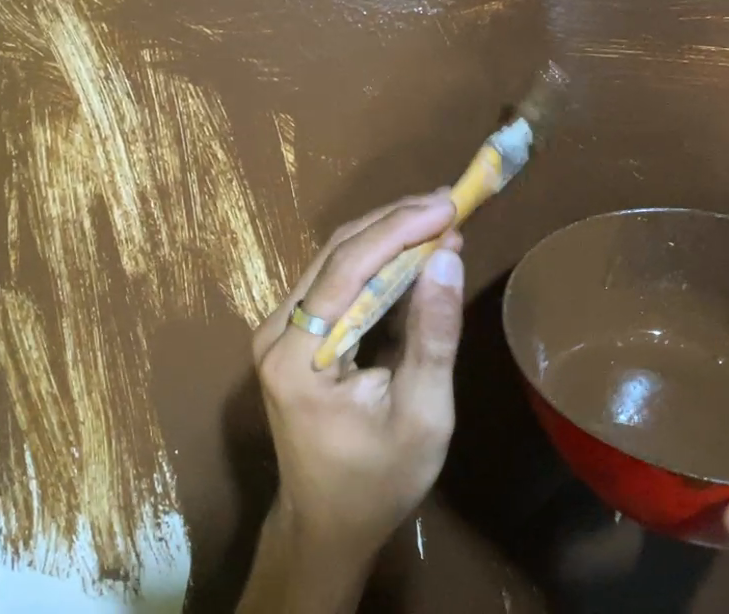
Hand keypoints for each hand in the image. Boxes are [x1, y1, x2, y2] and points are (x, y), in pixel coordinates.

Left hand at [237, 193, 466, 613]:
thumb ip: (433, 335)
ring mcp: (280, 329)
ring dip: (388, 235)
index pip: (347, 268)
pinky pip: (335, 279)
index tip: (449, 204)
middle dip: (396, 222)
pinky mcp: (294, 333)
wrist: (326, 525)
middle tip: (452, 202)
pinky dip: (378, 259)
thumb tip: (448, 257)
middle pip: (337, 253)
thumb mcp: (422, 416)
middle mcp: (276, 330)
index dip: (399, 229)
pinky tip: (414, 251)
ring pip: (335, 258)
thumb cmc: (378, 482)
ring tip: (441, 218)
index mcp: (296, 356)